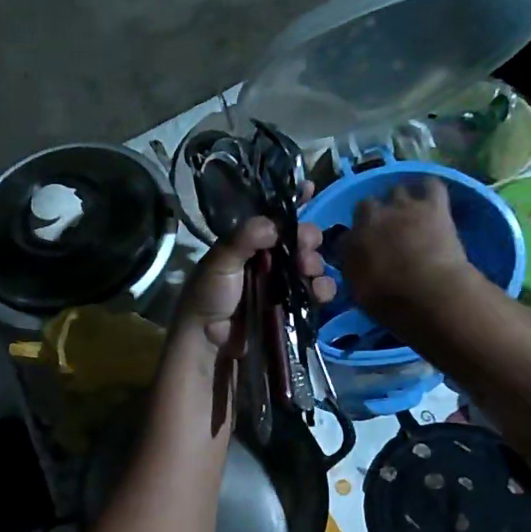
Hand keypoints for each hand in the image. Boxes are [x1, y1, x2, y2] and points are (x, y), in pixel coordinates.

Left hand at [174, 215, 334, 352]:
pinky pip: (314, 293)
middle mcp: (268, 260)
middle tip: (305, 246)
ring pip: (310, 266)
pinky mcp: (291, 308)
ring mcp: (281, 285)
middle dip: (308, 239)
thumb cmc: (209, 295)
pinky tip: (320, 292)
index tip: (310, 189)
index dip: (294, 203)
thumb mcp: (220, 261)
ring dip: (317, 265)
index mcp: (249, 243)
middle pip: (299, 241)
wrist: (208, 341)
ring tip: (310, 272)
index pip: (275, 217)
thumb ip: (244, 239)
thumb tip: (274, 224)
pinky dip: (322, 289)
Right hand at [342, 176, 475, 317]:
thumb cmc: (393, 305)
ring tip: (411, 215)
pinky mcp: (433, 204)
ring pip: (396, 191)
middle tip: (388, 232)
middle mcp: (371, 218)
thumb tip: (358, 268)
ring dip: (401, 202)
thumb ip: (355, 274)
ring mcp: (402, 207)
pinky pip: (431, 185)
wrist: (431, 296)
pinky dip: (430, 190)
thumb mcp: (360, 295)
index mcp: (350, 244)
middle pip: (366, 205)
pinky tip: (433, 200)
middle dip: (375, 216)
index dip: (355, 242)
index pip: (344, 236)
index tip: (364, 253)